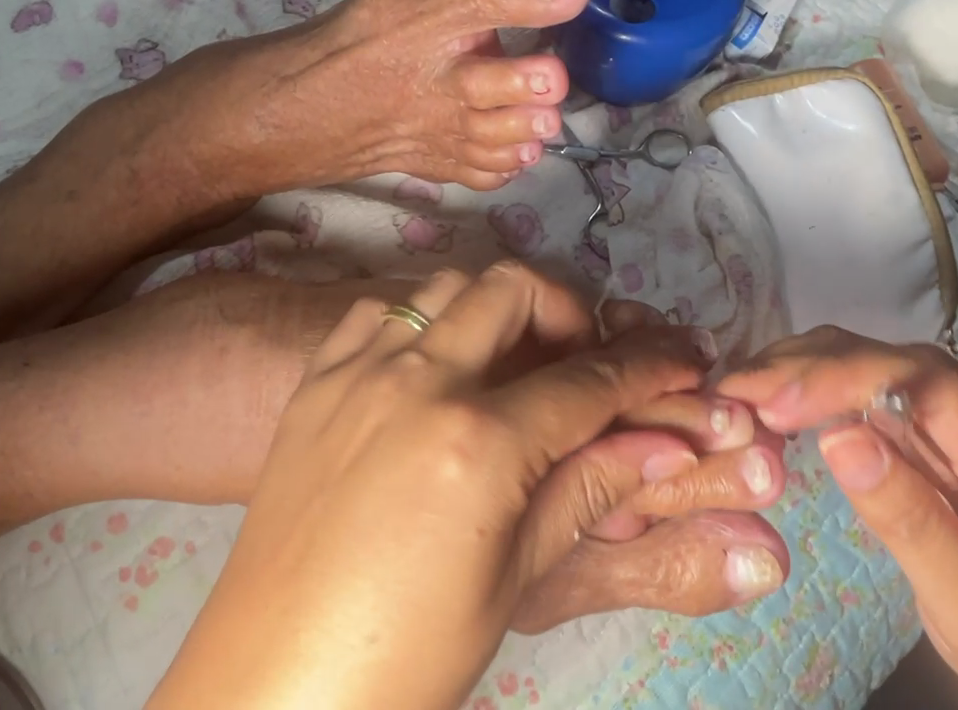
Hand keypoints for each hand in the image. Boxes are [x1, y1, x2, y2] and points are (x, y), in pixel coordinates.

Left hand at [149, 264, 718, 709]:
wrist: (274, 684)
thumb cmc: (406, 653)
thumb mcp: (514, 580)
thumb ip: (589, 491)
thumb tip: (671, 444)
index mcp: (476, 441)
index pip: (586, 381)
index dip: (648, 365)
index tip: (683, 359)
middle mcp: (416, 382)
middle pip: (514, 290)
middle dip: (570, 311)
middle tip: (587, 361)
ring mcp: (356, 374)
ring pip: (444, 288)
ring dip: (495, 308)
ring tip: (512, 364)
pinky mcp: (314, 383)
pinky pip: (377, 315)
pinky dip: (421, 321)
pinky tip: (432, 369)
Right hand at [718, 329, 957, 709]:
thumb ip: (911, 522)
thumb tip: (837, 436)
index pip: (937, 388)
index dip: (851, 379)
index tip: (775, 402)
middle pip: (900, 364)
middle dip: (812, 371)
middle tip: (733, 391)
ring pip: (878, 363)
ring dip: (804, 371)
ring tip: (737, 389)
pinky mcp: (940, 421)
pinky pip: (872, 387)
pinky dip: (815, 388)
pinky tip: (770, 396)